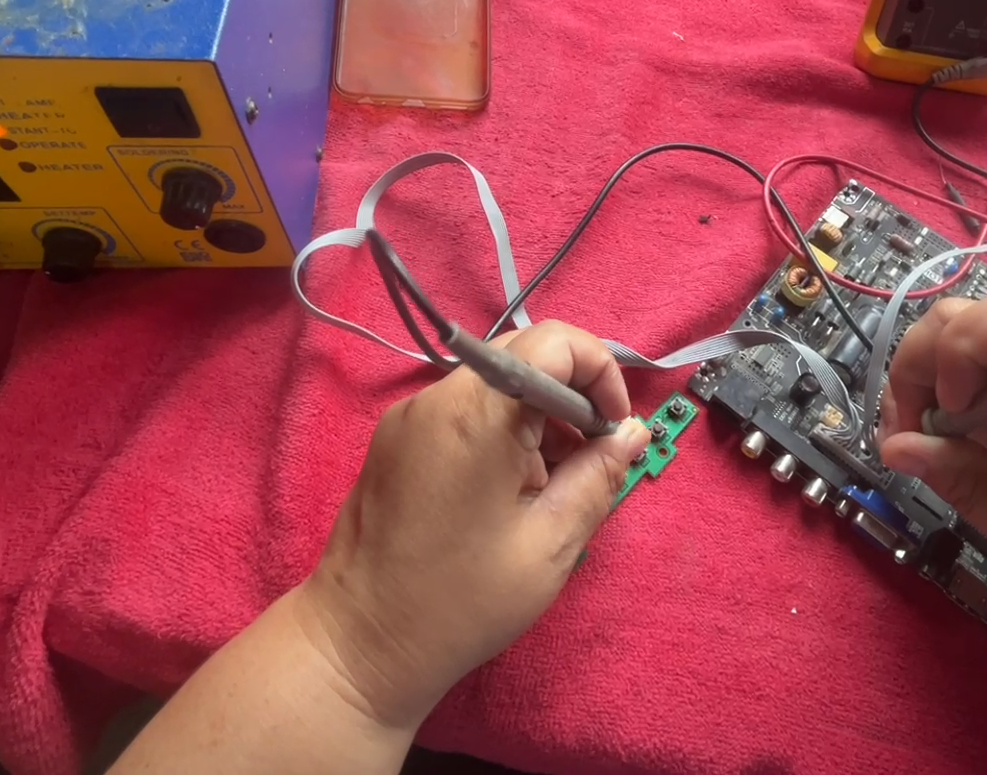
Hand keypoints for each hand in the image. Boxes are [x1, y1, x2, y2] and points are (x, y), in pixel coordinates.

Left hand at [298, 320, 649, 731]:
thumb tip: (631, 431)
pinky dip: (502, 428)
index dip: (599, 371)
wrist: (356, 645)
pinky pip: (466, 406)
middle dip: (572, 396)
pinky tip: (508, 488)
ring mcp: (412, 411)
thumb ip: (598, 476)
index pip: (555, 342)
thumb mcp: (549, 545)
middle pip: (526, 354)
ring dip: (538, 416)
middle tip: (589, 457)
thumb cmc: (460, 601)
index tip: (613, 428)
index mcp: (479, 412)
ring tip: (549, 485)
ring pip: (498, 381)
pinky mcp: (398, 433)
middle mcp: (441, 394)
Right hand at [876, 290, 986, 653]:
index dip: (951, 356)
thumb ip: (976, 491)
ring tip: (935, 435)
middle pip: (974, 314)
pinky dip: (958, 383)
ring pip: (975, 326)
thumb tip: (896, 448)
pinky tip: (966, 434)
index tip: (939, 424)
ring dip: (934, 371)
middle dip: (922, 364)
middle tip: (913, 435)